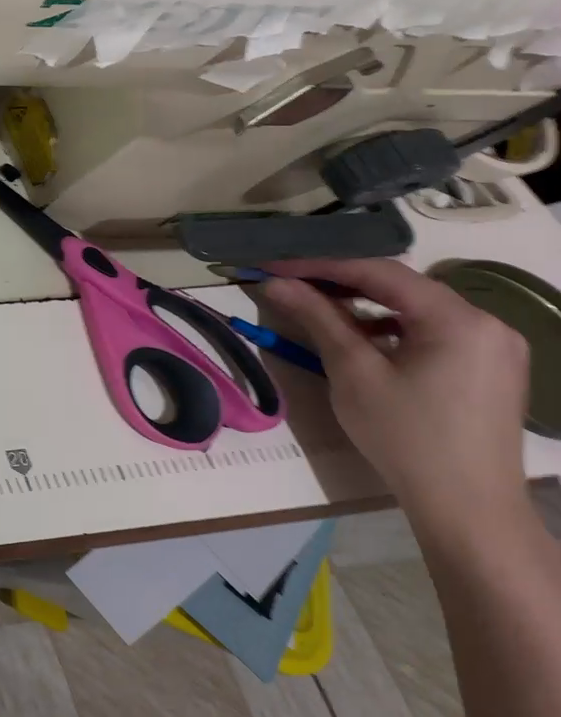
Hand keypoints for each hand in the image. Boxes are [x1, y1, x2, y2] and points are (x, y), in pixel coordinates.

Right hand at [259, 258, 529, 527]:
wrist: (466, 502)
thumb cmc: (405, 433)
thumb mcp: (353, 371)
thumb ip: (318, 318)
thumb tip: (276, 282)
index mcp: (459, 320)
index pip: (380, 272)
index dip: (321, 264)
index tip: (272, 266)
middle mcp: (487, 323)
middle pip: (402, 286)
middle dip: (341, 282)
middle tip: (288, 284)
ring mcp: (495, 347)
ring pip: (417, 308)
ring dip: (365, 305)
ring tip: (317, 312)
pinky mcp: (491, 367)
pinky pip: (433, 330)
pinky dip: (392, 327)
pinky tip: (362, 340)